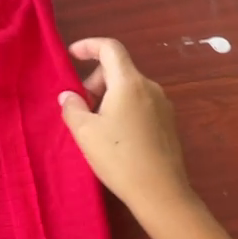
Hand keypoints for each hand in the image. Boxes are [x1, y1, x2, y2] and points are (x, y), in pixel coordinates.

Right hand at [59, 38, 197, 220]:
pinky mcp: (168, 123)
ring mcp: (163, 105)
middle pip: (118, 69)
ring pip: (129, 88)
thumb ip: (72, 106)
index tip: (71, 55)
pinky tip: (116, 137)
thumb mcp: (85, 132)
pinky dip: (123, 109)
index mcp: (129, 83)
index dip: (89, 45)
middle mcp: (150, 87)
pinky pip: (140, 104)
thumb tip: (69, 95)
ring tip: (96, 126)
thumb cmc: (119, 157)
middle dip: (94, 81)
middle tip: (80, 107)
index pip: (110, 48)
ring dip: (108, 97)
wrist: (161, 193)